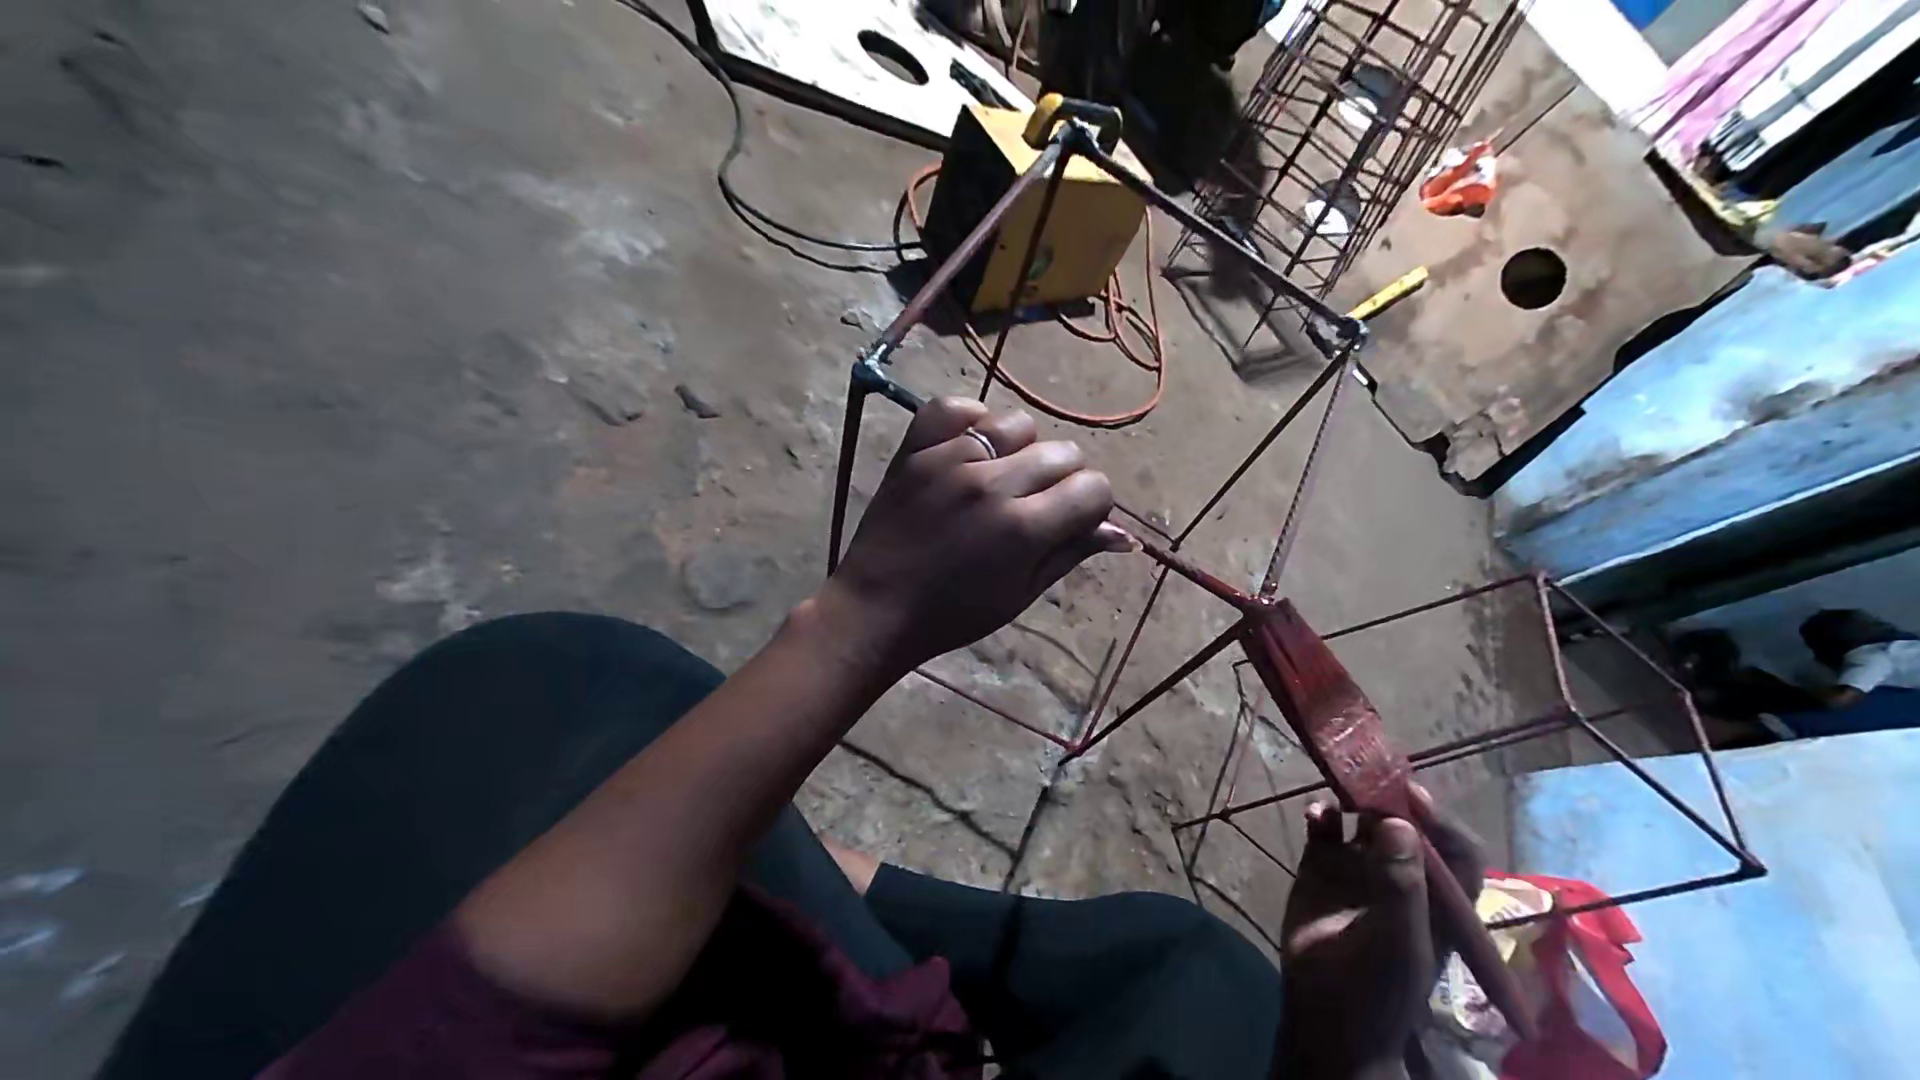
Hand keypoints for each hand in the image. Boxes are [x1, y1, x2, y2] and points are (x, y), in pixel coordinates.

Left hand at [823, 396, 1132, 675]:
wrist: (877, 608)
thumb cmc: (954, 614)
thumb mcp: (1021, 594)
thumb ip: (1070, 553)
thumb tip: (1122, 533)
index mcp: (1023, 529)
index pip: (1094, 488)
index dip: (1092, 506)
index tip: (1072, 521)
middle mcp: (991, 484)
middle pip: (1063, 453)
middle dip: (1063, 481)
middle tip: (1036, 506)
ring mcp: (949, 459)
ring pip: (1018, 424)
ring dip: (1022, 451)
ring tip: (1001, 478)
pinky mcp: (915, 449)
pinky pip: (956, 407)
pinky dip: (971, 421)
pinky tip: (970, 448)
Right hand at [1276, 789, 1483, 1079]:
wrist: (1324, 1014)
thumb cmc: (1377, 988)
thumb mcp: (1398, 942)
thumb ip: (1400, 885)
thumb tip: (1400, 821)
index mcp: (1440, 898)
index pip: (1455, 847)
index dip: (1439, 817)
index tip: (1410, 792)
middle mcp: (1404, 875)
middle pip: (1407, 823)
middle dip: (1391, 797)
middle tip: (1368, 773)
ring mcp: (1361, 868)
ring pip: (1364, 819)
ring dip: (1354, 799)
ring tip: (1342, 785)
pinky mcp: (1322, 865)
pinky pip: (1325, 829)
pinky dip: (1321, 815)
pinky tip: (1317, 814)